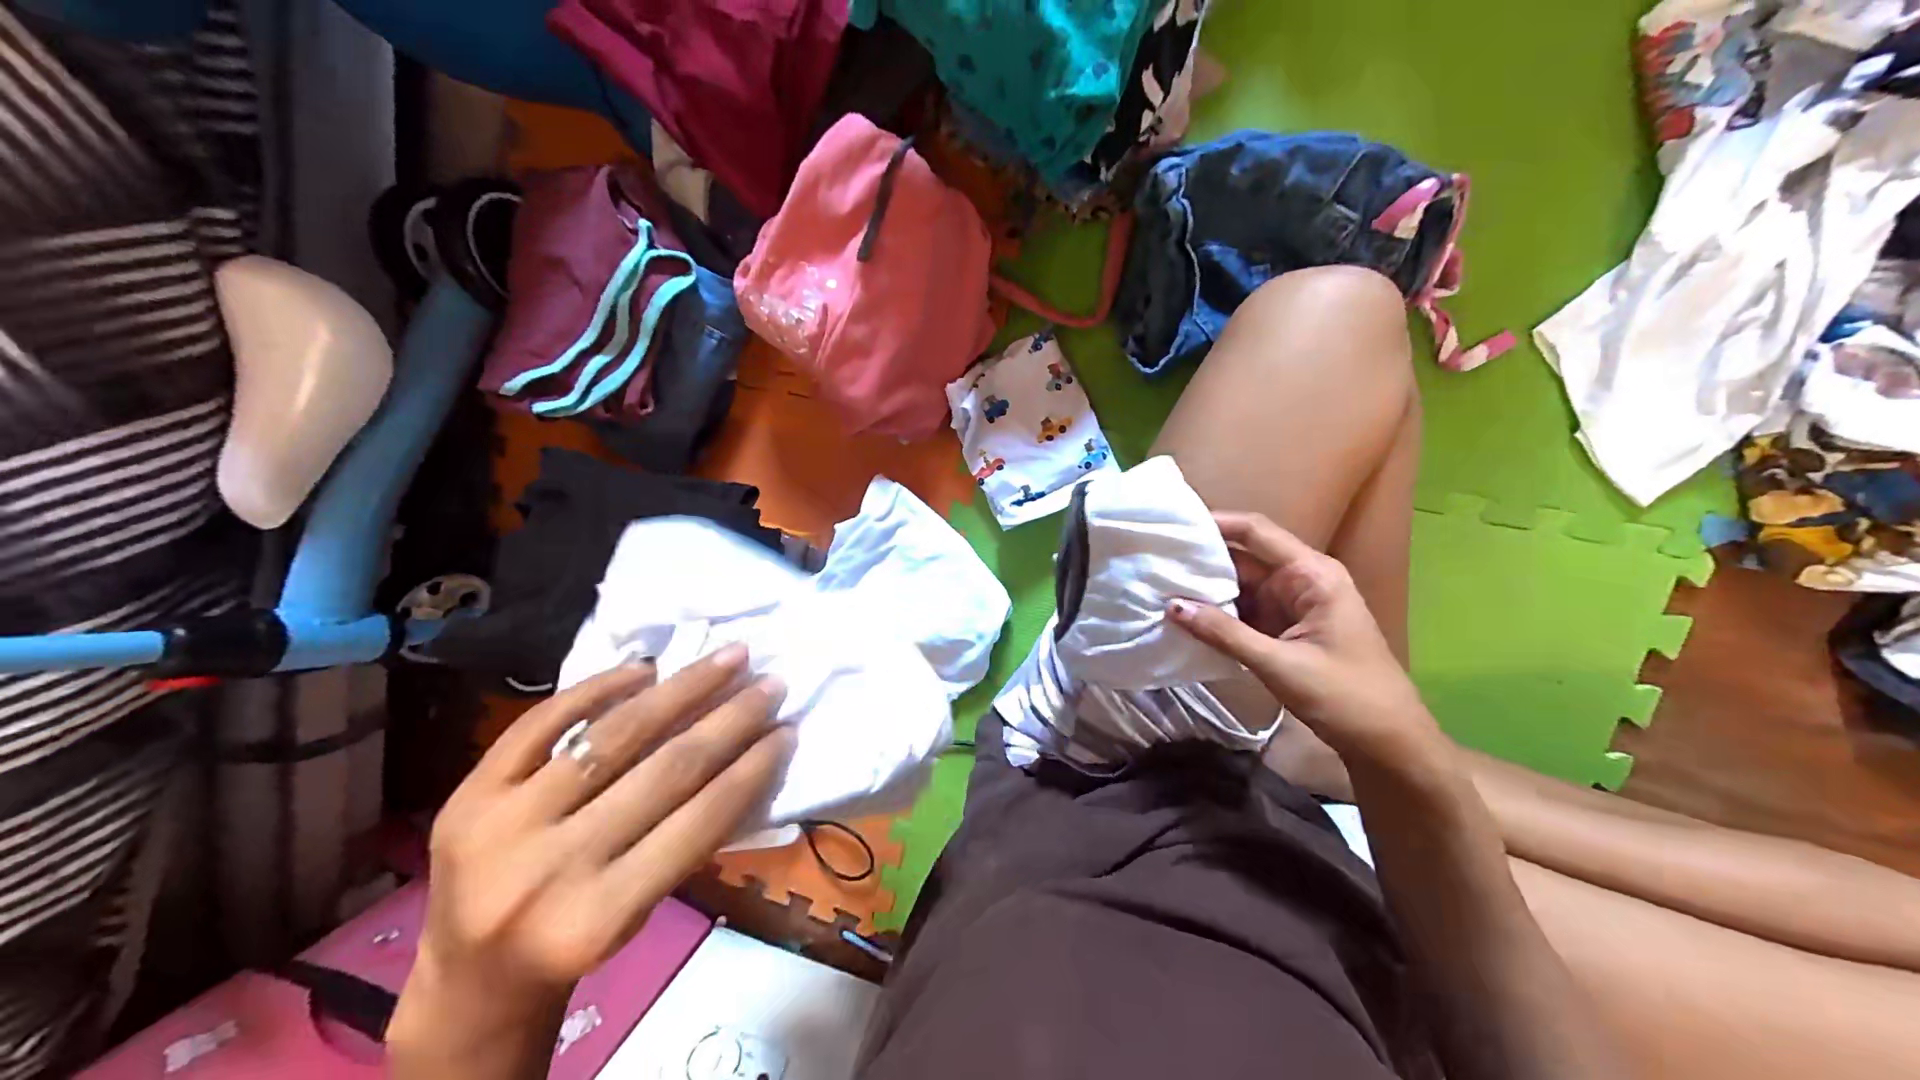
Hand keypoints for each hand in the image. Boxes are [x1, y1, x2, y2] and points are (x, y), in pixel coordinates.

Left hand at [389, 645, 790, 1072]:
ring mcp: (503, 824)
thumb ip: (687, 840)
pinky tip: (646, 669)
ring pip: (612, 735)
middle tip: (770, 684)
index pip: (699, 821)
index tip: (787, 730)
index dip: (752, 769)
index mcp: (599, 917)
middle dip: (731, 720)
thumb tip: (747, 757)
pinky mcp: (471, 792)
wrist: (470, 969)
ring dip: (682, 689)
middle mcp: (549, 869)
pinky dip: (599, 688)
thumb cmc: (574, 942)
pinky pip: (542, 722)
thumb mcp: (639, 913)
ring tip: (727, 658)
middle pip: (665, 770)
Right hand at [1167, 511, 1439, 763]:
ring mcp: (1291, 607)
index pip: (1256, 532)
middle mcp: (1300, 582)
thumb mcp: (1280, 664)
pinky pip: (1243, 612)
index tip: (1174, 524)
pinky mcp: (1283, 631)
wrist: (1387, 742)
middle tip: (1155, 558)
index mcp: (1311, 575)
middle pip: (1243, 558)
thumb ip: (1224, 633)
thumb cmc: (1345, 695)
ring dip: (1205, 589)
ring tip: (1158, 583)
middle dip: (1202, 559)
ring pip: (1240, 587)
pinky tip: (1183, 615)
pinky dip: (1216, 614)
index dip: (1216, 522)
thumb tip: (1172, 606)